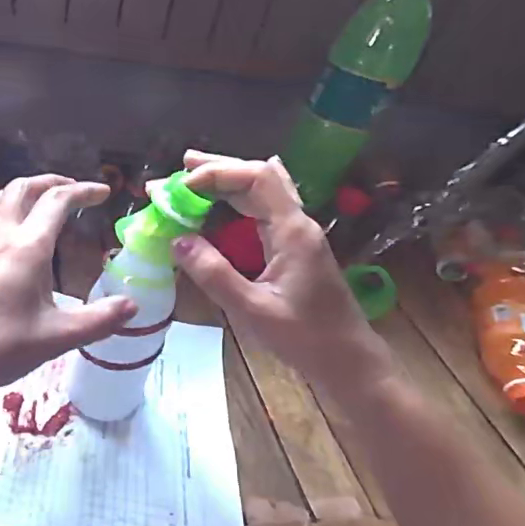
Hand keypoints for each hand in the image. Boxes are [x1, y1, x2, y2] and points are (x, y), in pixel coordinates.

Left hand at [0, 175, 136, 408]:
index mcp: (26, 248)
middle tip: (71, 191)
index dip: (83, 190)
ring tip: (33, 204)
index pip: (56, 201)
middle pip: (19, 189)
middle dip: (48, 182)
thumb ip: (98, 321)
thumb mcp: (55, 338)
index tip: (103, 193)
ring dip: (14, 194)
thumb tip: (132, 306)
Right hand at [167, 151, 392, 390]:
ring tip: (194, 175)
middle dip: (219, 169)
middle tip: (180, 166)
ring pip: (264, 191)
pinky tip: (235, 193)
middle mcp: (298, 224)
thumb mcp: (251, 309)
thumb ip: (213, 274)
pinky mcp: (295, 248)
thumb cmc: (303, 337)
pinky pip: (267, 209)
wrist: (347, 359)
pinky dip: (243, 196)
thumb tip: (177, 240)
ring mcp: (299, 235)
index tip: (180, 187)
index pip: (256, 180)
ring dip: (229, 180)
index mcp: (292, 232)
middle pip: (260, 177)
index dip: (217, 174)